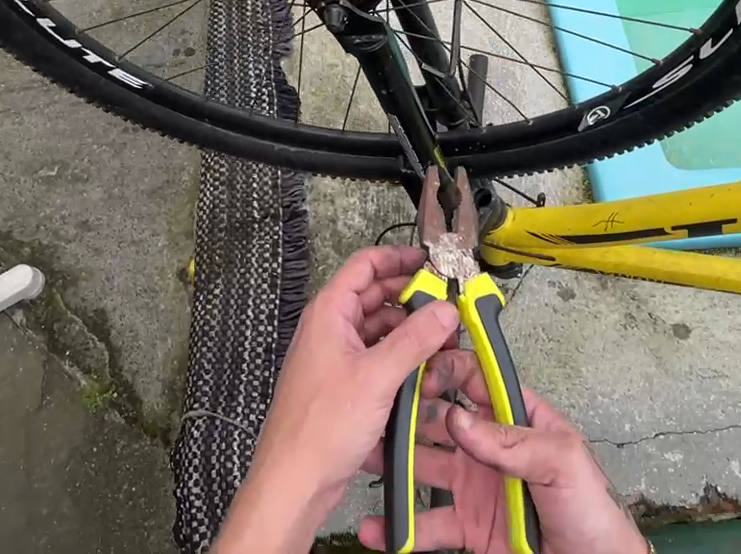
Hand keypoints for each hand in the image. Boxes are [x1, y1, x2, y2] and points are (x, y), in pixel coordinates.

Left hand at [212, 245, 459, 553]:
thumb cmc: (321, 426)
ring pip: (379, 328)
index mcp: (330, 311)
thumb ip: (415, 339)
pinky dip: (400, 357)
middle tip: (446, 306)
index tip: (430, 262)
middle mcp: (331, 327)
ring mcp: (336, 356)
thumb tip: (445, 310)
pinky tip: (423, 370)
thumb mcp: (377, 376)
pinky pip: (376, 356)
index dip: (398, 258)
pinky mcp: (344, 383)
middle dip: (411, 298)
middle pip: (375, 296)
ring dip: (409, 330)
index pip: (365, 265)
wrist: (294, 481)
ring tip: (442, 340)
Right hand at [357, 349, 648, 553]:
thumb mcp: (563, 463)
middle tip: (374, 411)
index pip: (473, 378)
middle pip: (439, 418)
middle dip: (405, 411)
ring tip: (364, 457)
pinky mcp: (468, 527)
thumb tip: (458, 417)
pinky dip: (400, 525)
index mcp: (516, 417)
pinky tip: (379, 527)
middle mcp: (490, 446)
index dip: (444, 369)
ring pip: (424, 465)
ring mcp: (475, 485)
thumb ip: (511, 440)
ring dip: (393, 462)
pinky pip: (427, 523)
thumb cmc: (595, 515)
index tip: (415, 372)